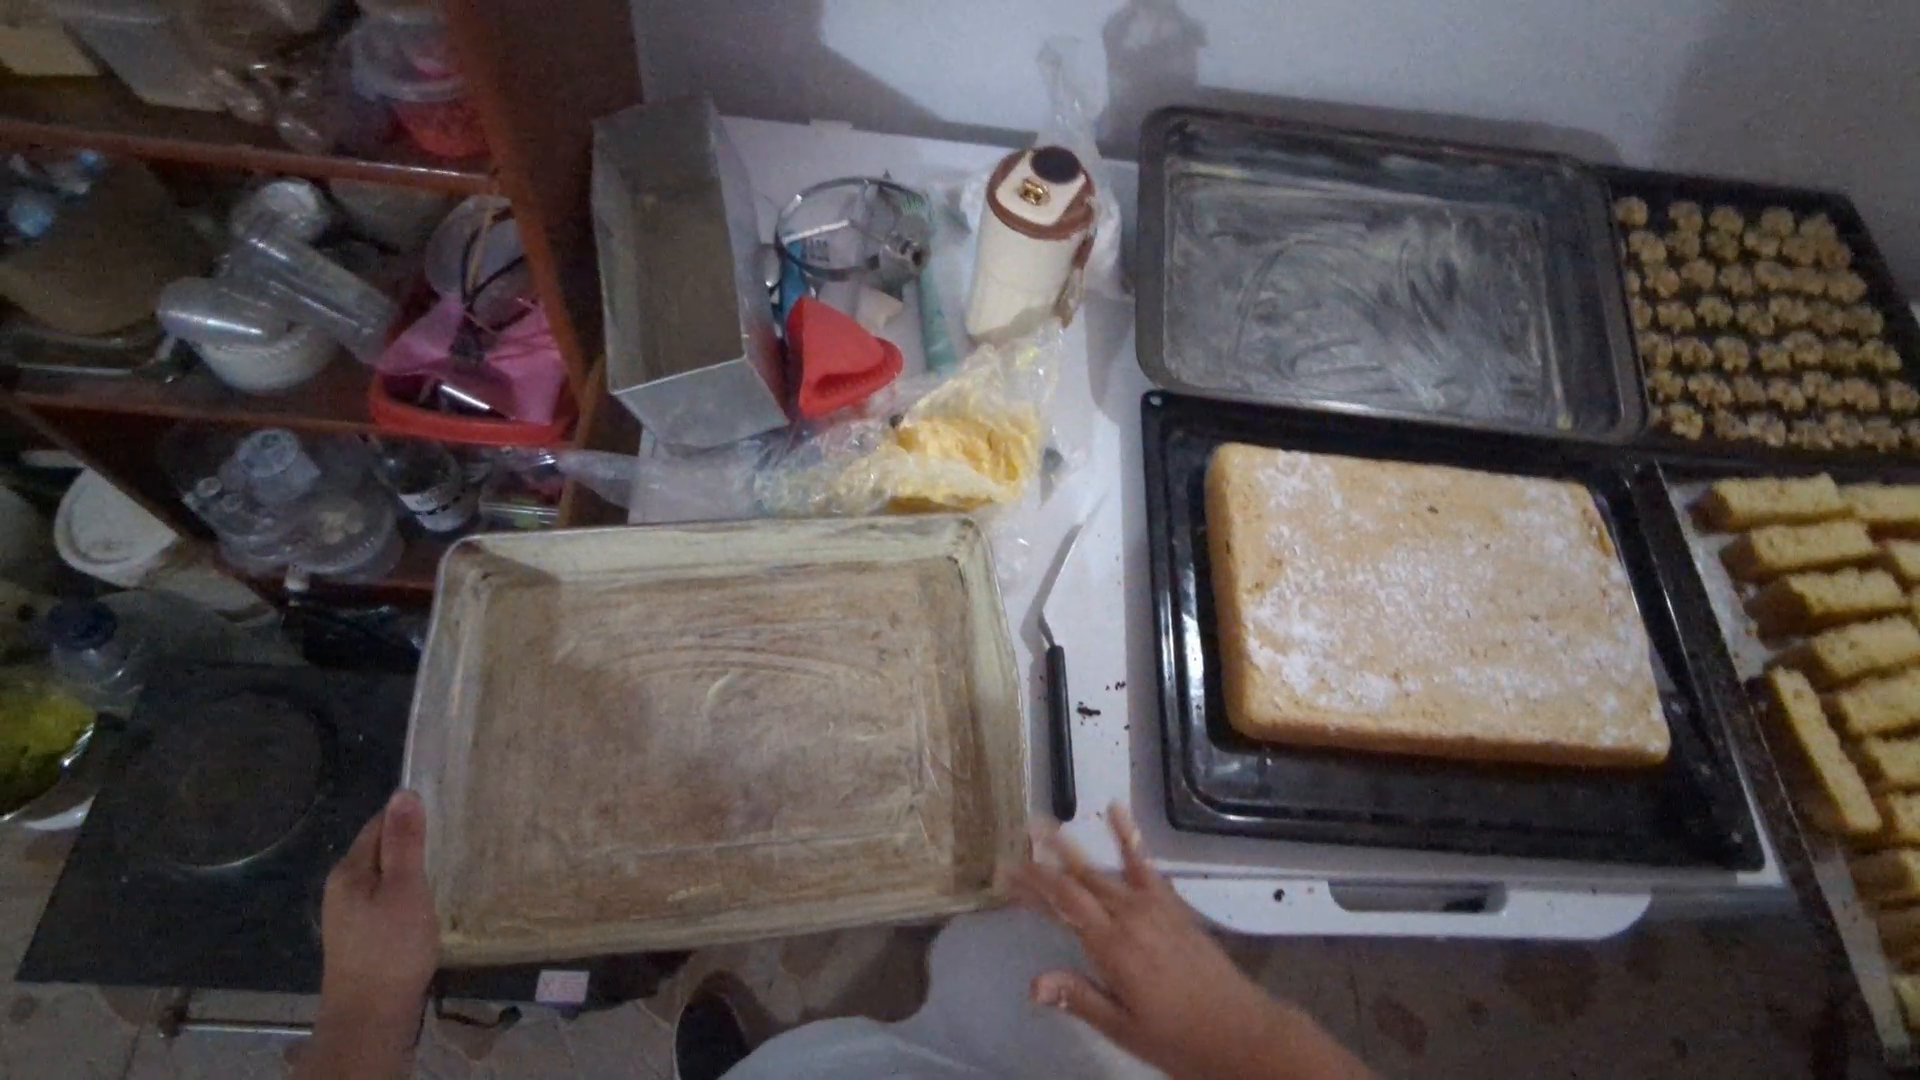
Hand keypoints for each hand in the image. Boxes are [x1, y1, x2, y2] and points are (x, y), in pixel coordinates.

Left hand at [298, 790, 437, 1079]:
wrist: (372, 1015)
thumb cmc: (392, 946)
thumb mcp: (406, 888)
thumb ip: (406, 842)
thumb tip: (404, 792)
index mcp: (349, 871)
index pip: (380, 823)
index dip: (412, 813)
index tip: (449, 806)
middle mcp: (344, 887)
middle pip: (382, 847)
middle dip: (416, 837)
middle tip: (458, 830)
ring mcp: (353, 912)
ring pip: (388, 872)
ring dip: (416, 863)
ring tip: (452, 857)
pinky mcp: (366, 932)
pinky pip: (391, 894)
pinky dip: (412, 886)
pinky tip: (434, 893)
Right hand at [1013, 806, 1372, 1079]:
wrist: (1242, 1033)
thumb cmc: (1178, 1039)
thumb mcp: (1124, 1028)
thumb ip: (1079, 998)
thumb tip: (1032, 983)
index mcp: (1113, 948)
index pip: (1064, 905)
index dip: (1034, 886)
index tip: (1007, 872)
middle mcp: (1130, 917)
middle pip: (1078, 881)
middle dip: (1044, 864)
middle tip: (1014, 847)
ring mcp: (1152, 905)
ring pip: (1103, 871)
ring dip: (1071, 851)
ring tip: (1045, 827)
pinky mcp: (1170, 903)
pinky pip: (1144, 864)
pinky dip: (1128, 834)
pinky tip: (1115, 809)